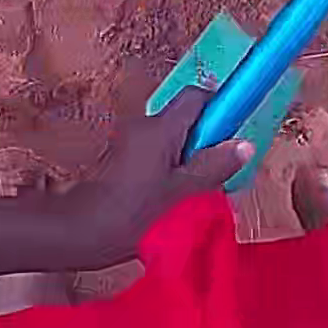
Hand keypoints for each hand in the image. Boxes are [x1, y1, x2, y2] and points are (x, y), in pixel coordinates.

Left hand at [51, 87, 252, 266]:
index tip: (238, 126)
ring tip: (205, 185)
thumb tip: (245, 143)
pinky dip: (174, 163)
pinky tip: (180, 194)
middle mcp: (144, 125)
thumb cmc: (134, 212)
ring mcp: (131, 140)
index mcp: (160, 127)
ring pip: (172, 136)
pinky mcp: (124, 158)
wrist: (82, 231)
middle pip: (185, 116)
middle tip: (225, 164)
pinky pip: (158, 150)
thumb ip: (214, 166)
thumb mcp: (182, 193)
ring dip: (191, 152)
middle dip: (208, 134)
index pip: (195, 96)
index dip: (220, 103)